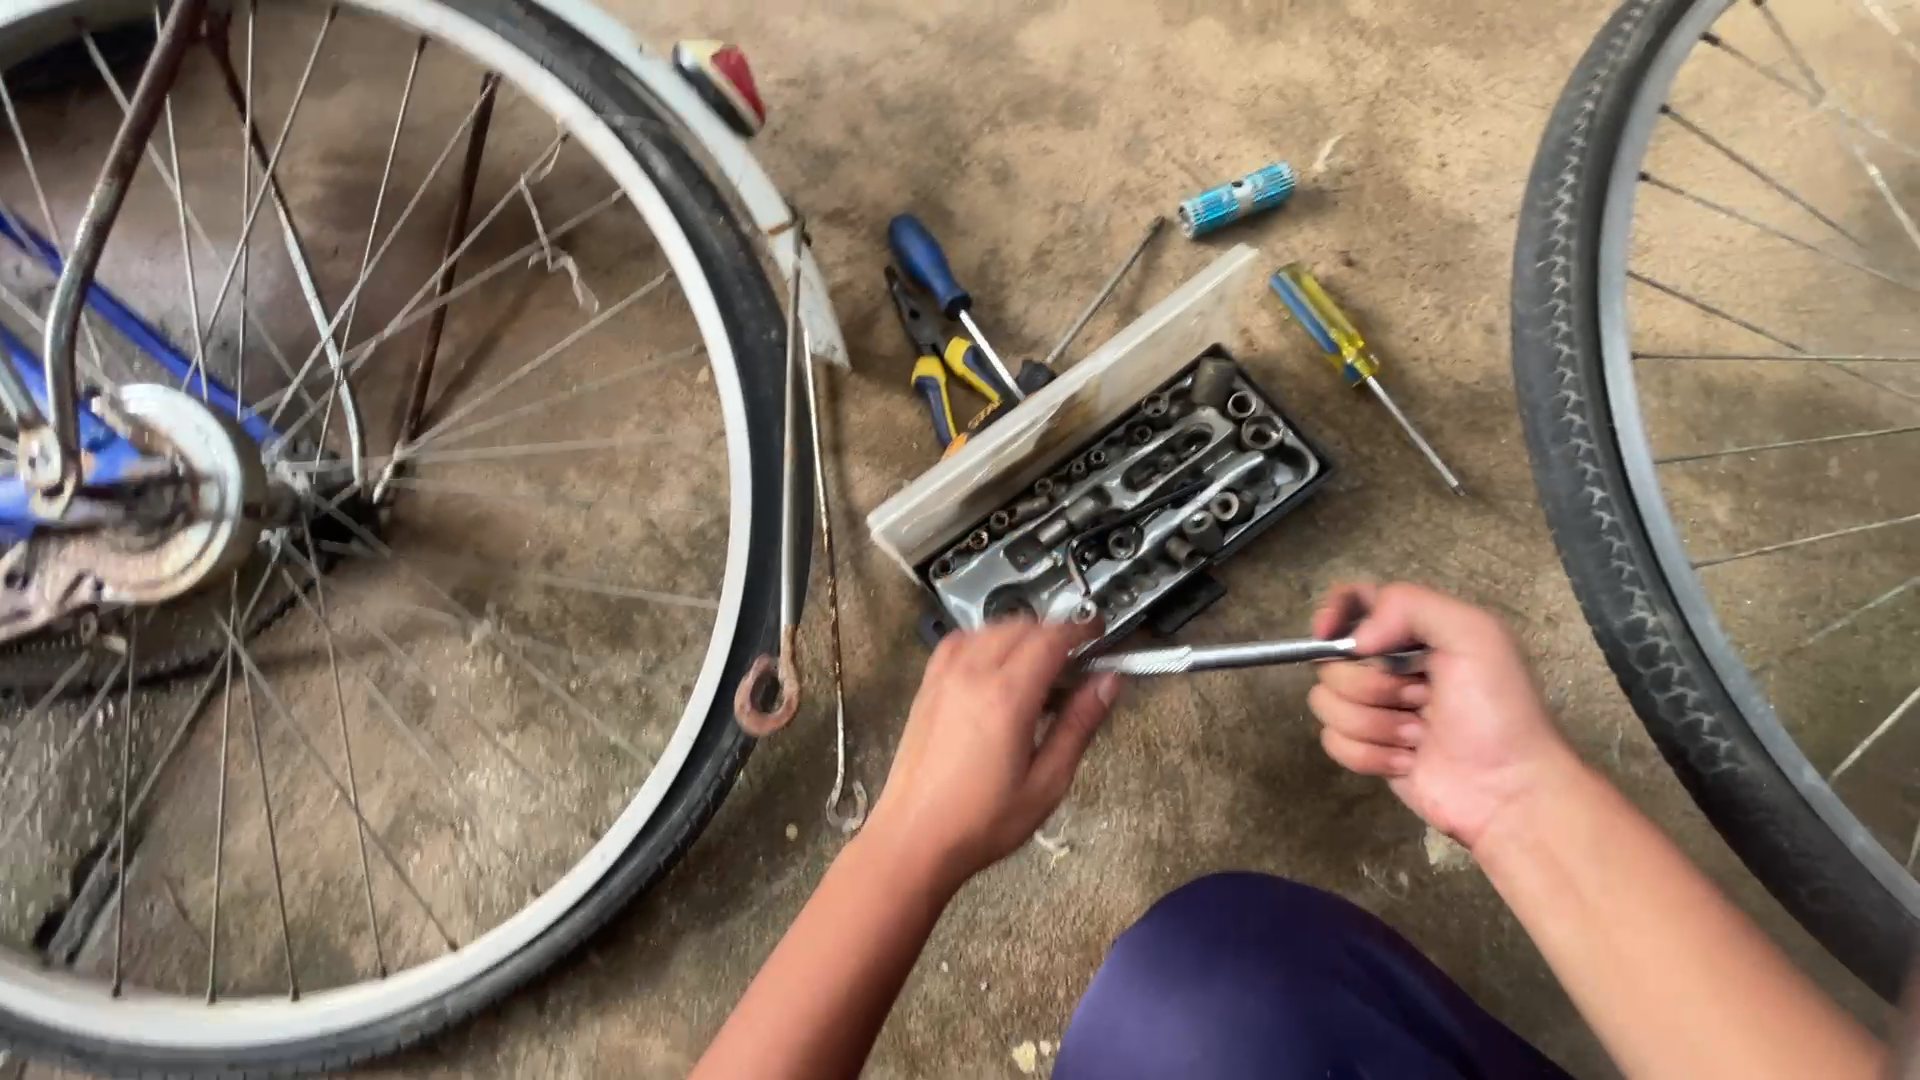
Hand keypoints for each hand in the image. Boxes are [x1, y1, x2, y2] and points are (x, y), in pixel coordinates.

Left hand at [864, 618, 1124, 891]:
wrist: (913, 838)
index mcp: (1007, 696)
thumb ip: (1079, 725)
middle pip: (1021, 627)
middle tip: (1075, 659)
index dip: (1079, 629)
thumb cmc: (983, 821)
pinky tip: (995, 665)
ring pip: (990, 628)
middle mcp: (972, 673)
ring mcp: (944, 676)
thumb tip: (1109, 682)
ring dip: (1020, 633)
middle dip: (1053, 632)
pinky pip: (959, 642)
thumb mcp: (1047, 782)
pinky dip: (984, 640)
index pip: (1050, 639)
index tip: (1098, 633)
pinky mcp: (927, 686)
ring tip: (1039, 665)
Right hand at [1307, 583, 1580, 850]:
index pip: (1353, 601)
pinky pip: (1332, 741)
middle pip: (1330, 661)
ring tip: (1418, 736)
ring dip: (1373, 723)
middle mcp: (1388, 667)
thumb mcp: (1475, 636)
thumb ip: (1410, 606)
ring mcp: (1374, 710)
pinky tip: (1406, 761)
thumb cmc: (1499, 711)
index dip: (1332, 613)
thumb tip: (1354, 640)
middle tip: (1420, 699)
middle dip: (1371, 685)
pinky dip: (1368, 754)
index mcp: (1413, 633)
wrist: (1509, 791)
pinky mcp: (1367, 750)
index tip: (1329, 635)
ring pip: (1325, 702)